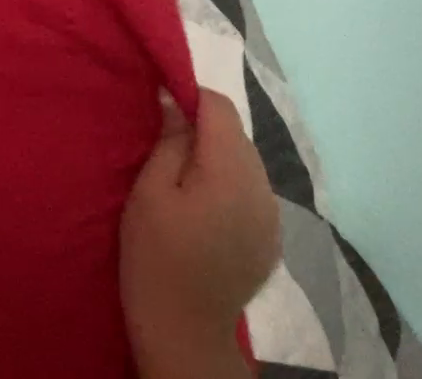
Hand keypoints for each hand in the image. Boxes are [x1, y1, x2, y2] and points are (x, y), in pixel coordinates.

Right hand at [120, 89, 279, 376]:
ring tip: (180, 175)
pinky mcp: (271, 236)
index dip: (190, 96)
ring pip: (244, 160)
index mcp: (231, 173)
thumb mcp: (149, 191)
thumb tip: (175, 101)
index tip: (159, 103)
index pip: (220, 108)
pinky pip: (250, 189)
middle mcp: (262, 188)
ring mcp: (272, 215)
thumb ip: (168, 142)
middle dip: (201, 127)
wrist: (184, 327)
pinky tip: (201, 205)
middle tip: (161, 141)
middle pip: (235, 133)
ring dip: (214, 154)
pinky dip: (227, 182)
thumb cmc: (154, 254)